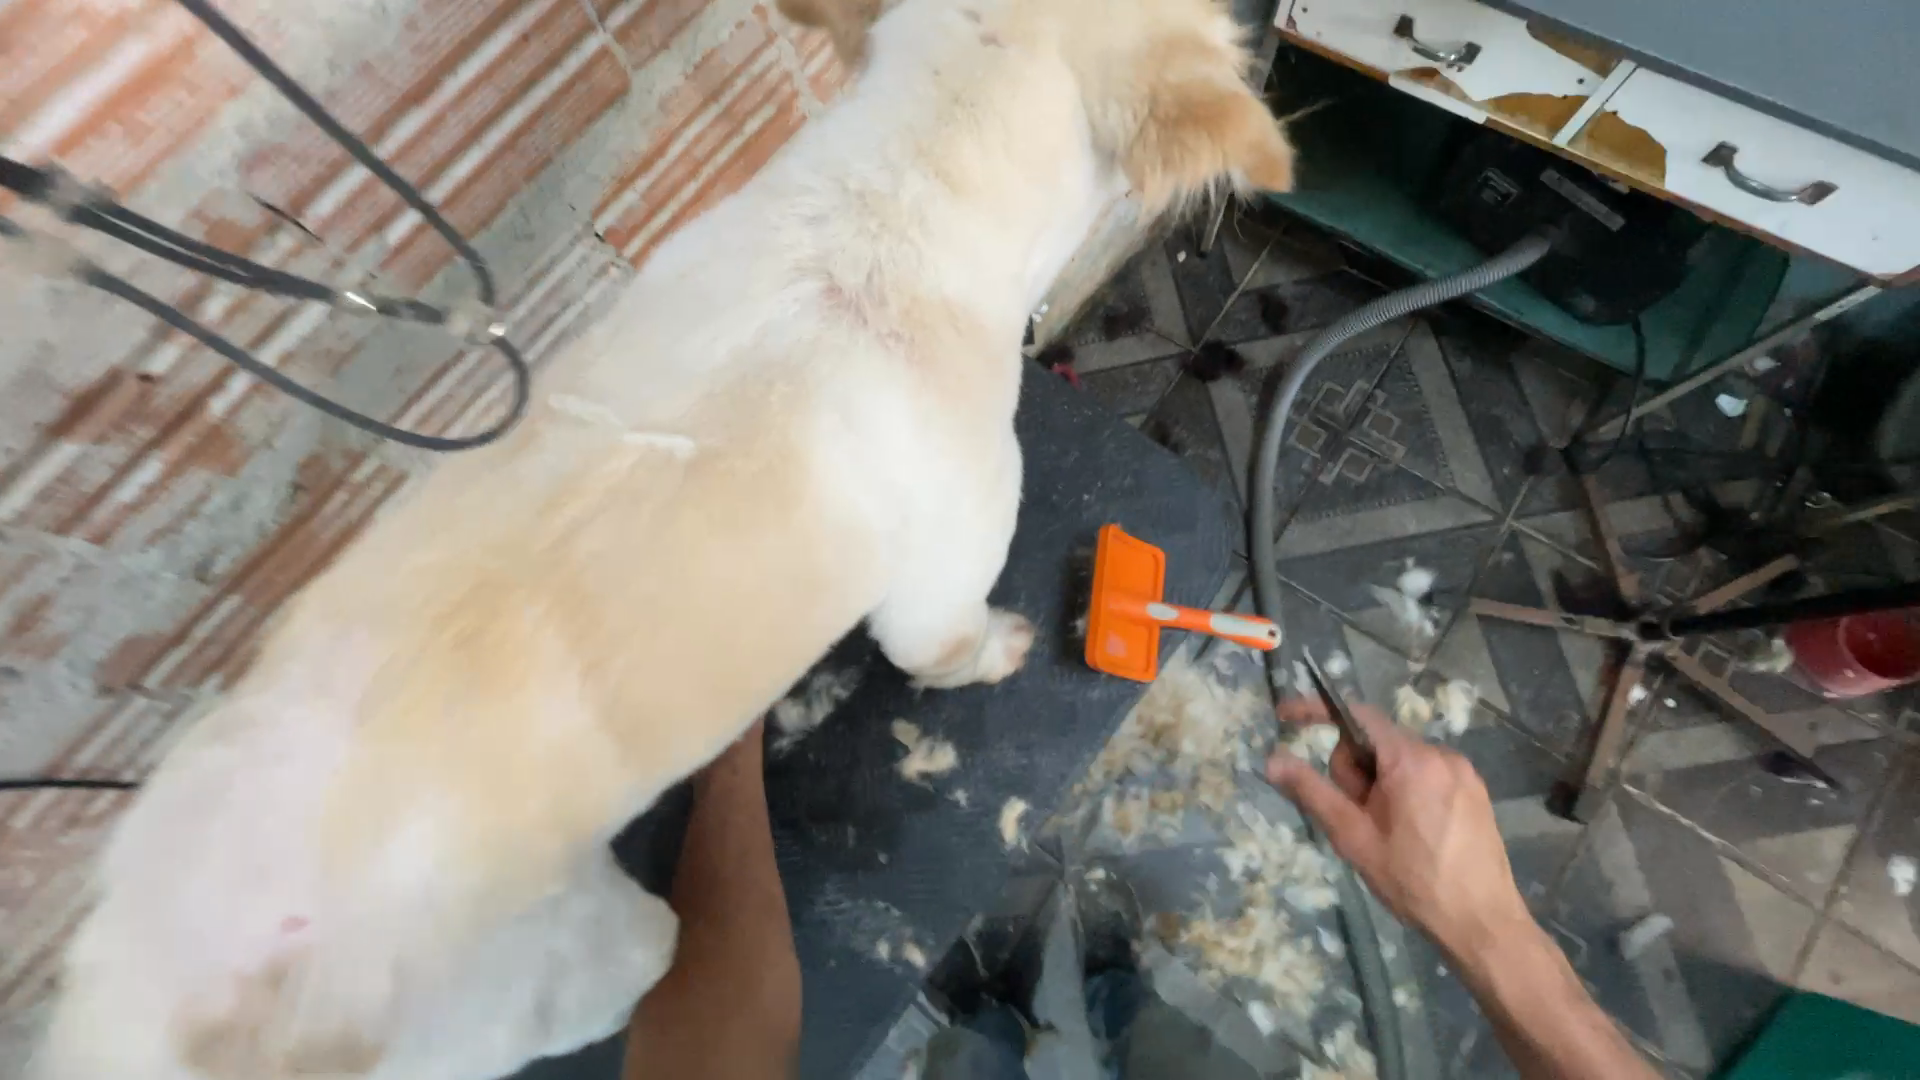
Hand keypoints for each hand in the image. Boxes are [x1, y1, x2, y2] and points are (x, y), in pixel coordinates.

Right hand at [1266, 699, 1531, 959]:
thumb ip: (1311, 791)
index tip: (1284, 717)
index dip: (1316, 711)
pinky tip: (1410, 831)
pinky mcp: (1475, 791)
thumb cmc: (1413, 881)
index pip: (1354, 714)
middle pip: (1374, 741)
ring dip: (1378, 784)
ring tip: (1386, 831)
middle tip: (1359, 818)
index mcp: (1410, 760)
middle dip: (1355, 772)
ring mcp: (1463, 772)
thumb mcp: (1352, 836)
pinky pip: (1423, 772)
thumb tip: (1271, 761)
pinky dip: (1403, 790)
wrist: (1484, 928)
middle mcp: (1441, 754)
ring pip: (1397, 759)